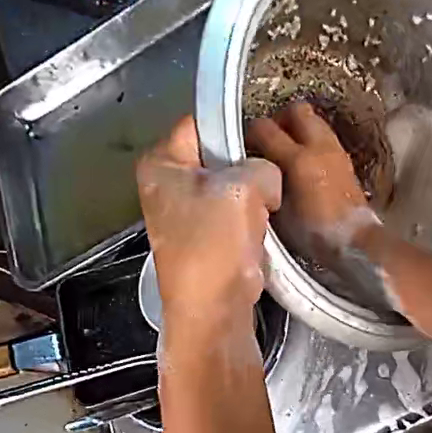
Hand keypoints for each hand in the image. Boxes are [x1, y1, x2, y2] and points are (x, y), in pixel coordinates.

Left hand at [135, 116, 280, 336]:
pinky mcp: (206, 239)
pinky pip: (238, 215)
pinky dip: (253, 221)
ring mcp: (187, 215)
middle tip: (270, 181)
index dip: (235, 126)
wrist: (214, 309)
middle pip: (220, 157)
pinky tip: (262, 231)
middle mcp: (167, 185)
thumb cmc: (215, 244)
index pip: (201, 123)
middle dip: (250, 167)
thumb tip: (267, 181)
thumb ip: (262, 166)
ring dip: (255, 198)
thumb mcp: (244, 187)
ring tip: (267, 210)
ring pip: (234, 188)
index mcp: (161, 163)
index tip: (266, 139)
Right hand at [246, 103, 380, 249]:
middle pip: (297, 110)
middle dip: (279, 119)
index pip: (264, 128)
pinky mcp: (347, 162)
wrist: (357, 242)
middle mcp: (320, 148)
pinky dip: (313, 141)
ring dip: (299, 129)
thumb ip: (265, 183)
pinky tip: (305, 164)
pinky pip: (326, 138)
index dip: (249, 133)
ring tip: (286, 151)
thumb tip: (256, 170)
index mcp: (298, 160)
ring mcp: (337, 152)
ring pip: (315, 121)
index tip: (244, 147)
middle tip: (269, 140)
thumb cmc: (315, 234)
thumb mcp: (279, 212)